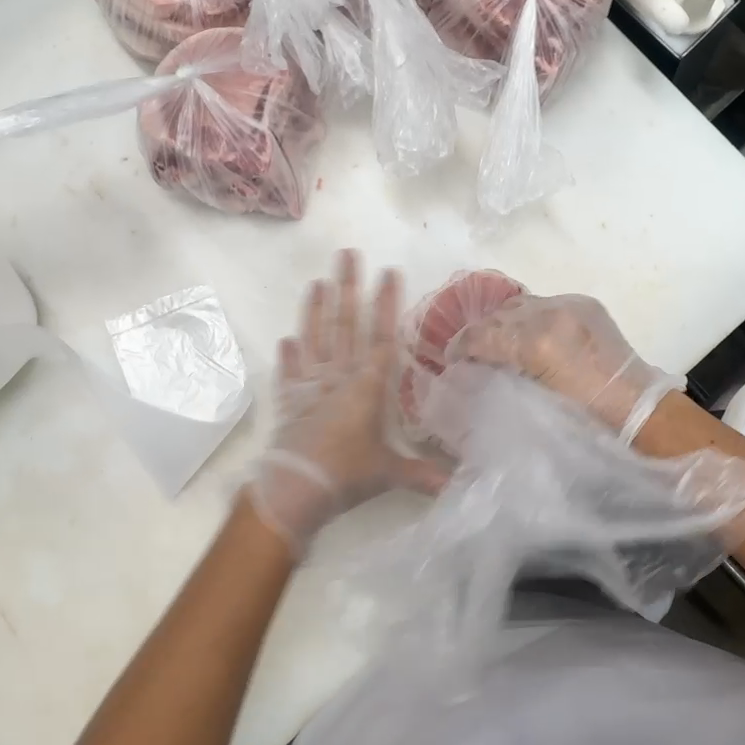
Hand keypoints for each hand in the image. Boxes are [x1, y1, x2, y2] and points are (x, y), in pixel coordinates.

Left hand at [246, 251, 447, 552]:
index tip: (389, 271)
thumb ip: (423, 474)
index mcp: (367, 388)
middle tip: (347, 255)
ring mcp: (309, 386)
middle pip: (344, 325)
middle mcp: (338, 377)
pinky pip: (288, 373)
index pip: (381, 337)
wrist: (294, 490)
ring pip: (314, 339)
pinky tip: (286, 340)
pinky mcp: (288, 402)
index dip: (386, 303)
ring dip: (315, 310)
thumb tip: (458, 484)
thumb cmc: (346, 475)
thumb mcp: (390, 474)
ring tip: (317, 282)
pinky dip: (288, 356)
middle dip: (348, 288)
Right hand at [447, 294, 681, 442]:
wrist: (639, 412)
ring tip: (498, 345)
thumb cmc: (584, 422)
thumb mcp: (532, 403)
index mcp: (537, 343)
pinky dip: (529, 318)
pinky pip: (544, 303)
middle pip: (498, 315)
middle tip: (470, 355)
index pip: (482, 334)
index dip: (461, 348)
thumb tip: (477, 368)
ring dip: (504, 324)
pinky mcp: (585, 304)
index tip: (452, 361)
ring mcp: (571, 305)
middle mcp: (552, 313)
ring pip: (519, 304)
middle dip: (480, 334)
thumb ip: (501, 376)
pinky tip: (527, 337)